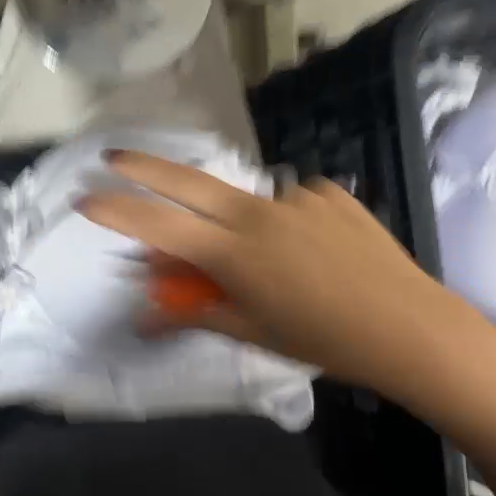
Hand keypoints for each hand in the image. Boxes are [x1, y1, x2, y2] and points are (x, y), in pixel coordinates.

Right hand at [80, 150, 478, 397]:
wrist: (411, 327)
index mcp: (233, 252)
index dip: (116, 211)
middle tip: (113, 155)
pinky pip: (293, 203)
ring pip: (247, 204)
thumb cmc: (322, 341)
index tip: (84, 197)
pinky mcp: (332, 193)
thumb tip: (146, 315)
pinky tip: (316, 251)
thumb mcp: (251, 332)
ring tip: (280, 266)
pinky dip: (288, 223)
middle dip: (144, 167)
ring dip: (240, 224)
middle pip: (187, 183)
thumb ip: (195, 312)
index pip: (159, 226)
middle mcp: (258, 214)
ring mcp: (297, 198)